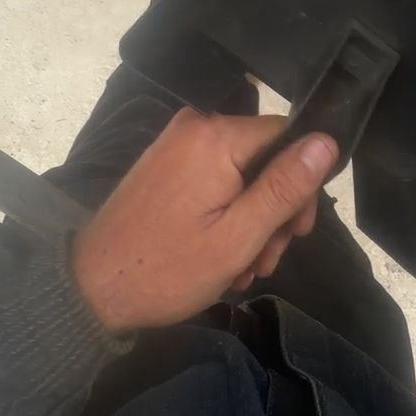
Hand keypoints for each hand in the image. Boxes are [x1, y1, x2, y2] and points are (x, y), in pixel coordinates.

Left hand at [72, 109, 336, 331]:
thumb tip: (327, 141)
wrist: (88, 290)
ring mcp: (177, 141)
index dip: (301, 182)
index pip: (287, 136)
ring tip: (243, 268)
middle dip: (274, 208)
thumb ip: (285, 187)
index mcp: (217, 136)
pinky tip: (222, 252)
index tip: (297, 231)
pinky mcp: (166, 160)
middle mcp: (197, 124)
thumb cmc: (167, 268)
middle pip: (265, 154)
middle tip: (267, 260)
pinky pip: (215, 173)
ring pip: (242, 169)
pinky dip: (226, 209)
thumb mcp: (238, 237)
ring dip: (251, 216)